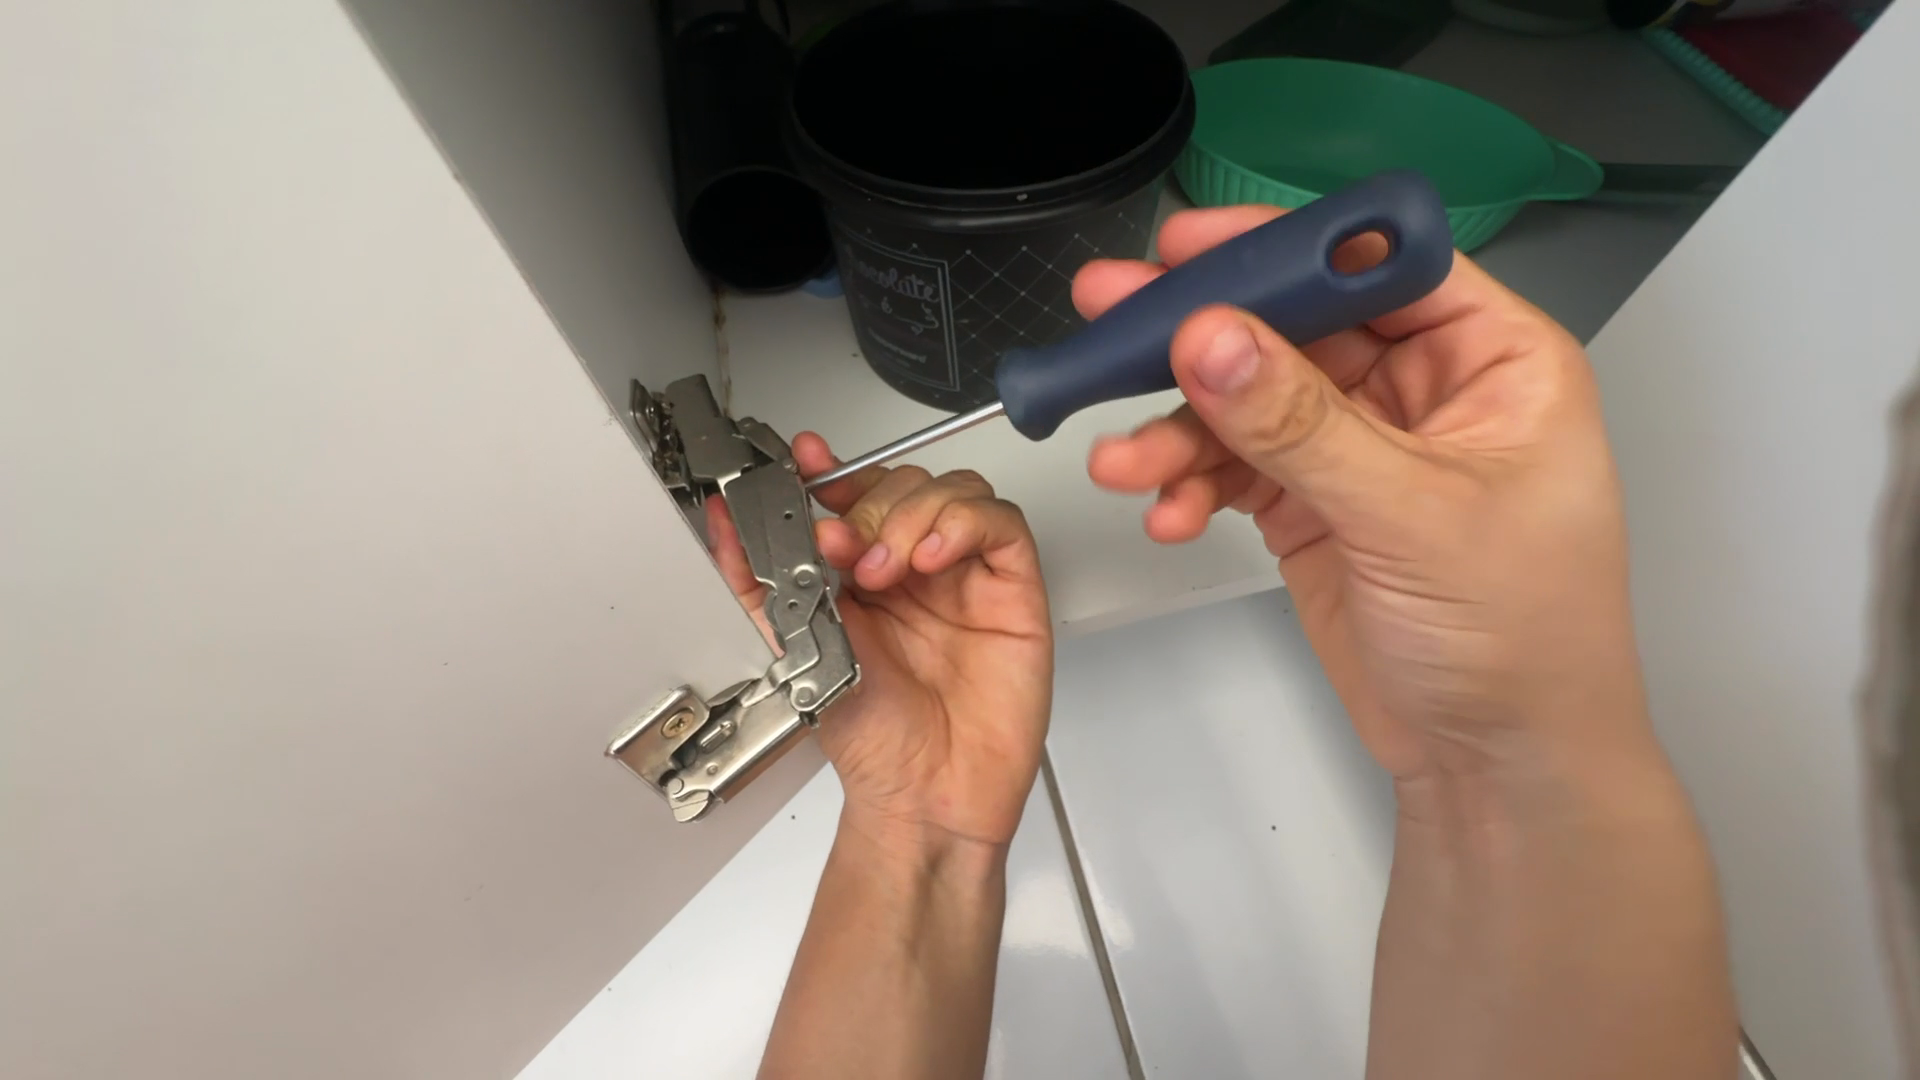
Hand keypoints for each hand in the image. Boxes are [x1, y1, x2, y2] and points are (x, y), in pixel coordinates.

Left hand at [707, 435, 1051, 851]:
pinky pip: (1001, 525)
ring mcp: (968, 576)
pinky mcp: (1013, 590)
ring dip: (913, 512)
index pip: (860, 495)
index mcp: (869, 576)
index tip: (805, 457)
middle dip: (870, 502)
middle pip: (910, 482)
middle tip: (845, 549)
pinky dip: (964, 523)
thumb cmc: (873, 736)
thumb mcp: (798, 650)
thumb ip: (758, 584)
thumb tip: (724, 523)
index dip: (835, 469)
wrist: (926, 794)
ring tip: (889, 567)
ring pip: (958, 490)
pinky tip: (932, 556)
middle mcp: (920, 568)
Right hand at [1078, 207, 1649, 787]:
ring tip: (1124, 466)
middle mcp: (1410, 392)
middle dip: (1194, 339)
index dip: (1279, 247)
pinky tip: (1170, 515)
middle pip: (1285, 333)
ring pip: (1240, 408)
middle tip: (1108, 323)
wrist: (1488, 755)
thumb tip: (1210, 341)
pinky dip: (1190, 489)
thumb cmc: (1515, 638)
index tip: (1186, 247)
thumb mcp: (1408, 516)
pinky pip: (1227, 470)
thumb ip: (1298, 425)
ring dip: (1175, 437)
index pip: (1372, 267)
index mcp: (1484, 360)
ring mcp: (1347, 449)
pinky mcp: (1302, 502)